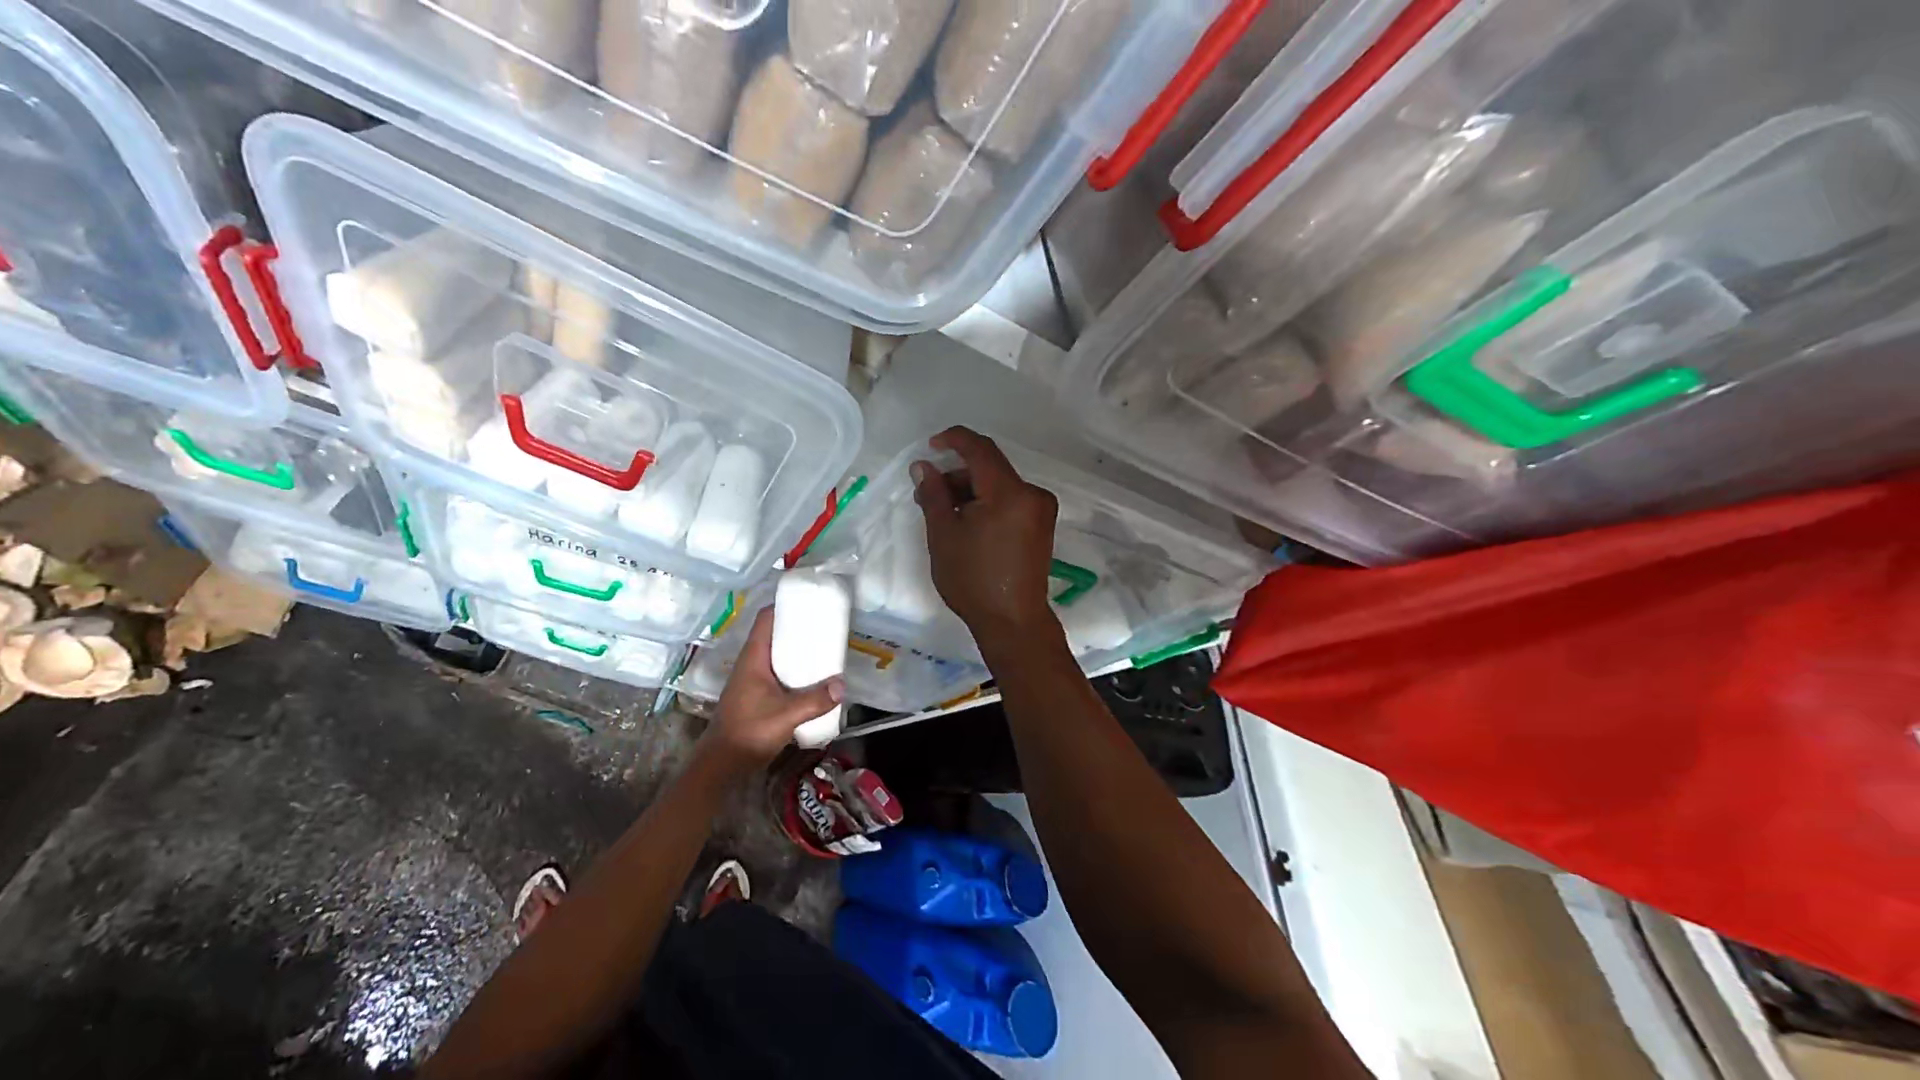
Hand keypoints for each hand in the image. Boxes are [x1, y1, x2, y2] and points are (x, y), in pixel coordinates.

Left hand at [708, 608, 843, 770]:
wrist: (722, 764)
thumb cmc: (748, 732)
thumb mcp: (786, 716)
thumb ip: (814, 701)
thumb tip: (842, 685)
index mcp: (753, 658)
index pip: (766, 619)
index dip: (785, 605)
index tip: (810, 601)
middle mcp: (753, 664)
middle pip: (776, 635)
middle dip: (800, 628)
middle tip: (827, 626)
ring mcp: (755, 680)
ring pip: (779, 655)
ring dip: (800, 651)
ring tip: (827, 648)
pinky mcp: (759, 696)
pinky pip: (781, 673)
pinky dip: (798, 670)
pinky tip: (816, 679)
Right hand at [913, 426, 1061, 642]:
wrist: (1013, 621)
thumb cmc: (974, 579)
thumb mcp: (944, 534)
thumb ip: (933, 494)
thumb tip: (924, 466)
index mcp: (1010, 492)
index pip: (980, 449)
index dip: (954, 440)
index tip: (931, 446)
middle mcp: (1032, 494)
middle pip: (990, 468)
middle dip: (957, 474)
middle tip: (927, 494)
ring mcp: (1040, 510)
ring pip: (999, 485)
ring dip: (970, 491)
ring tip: (942, 514)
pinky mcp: (1041, 526)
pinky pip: (1010, 501)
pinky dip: (986, 503)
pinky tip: (966, 522)